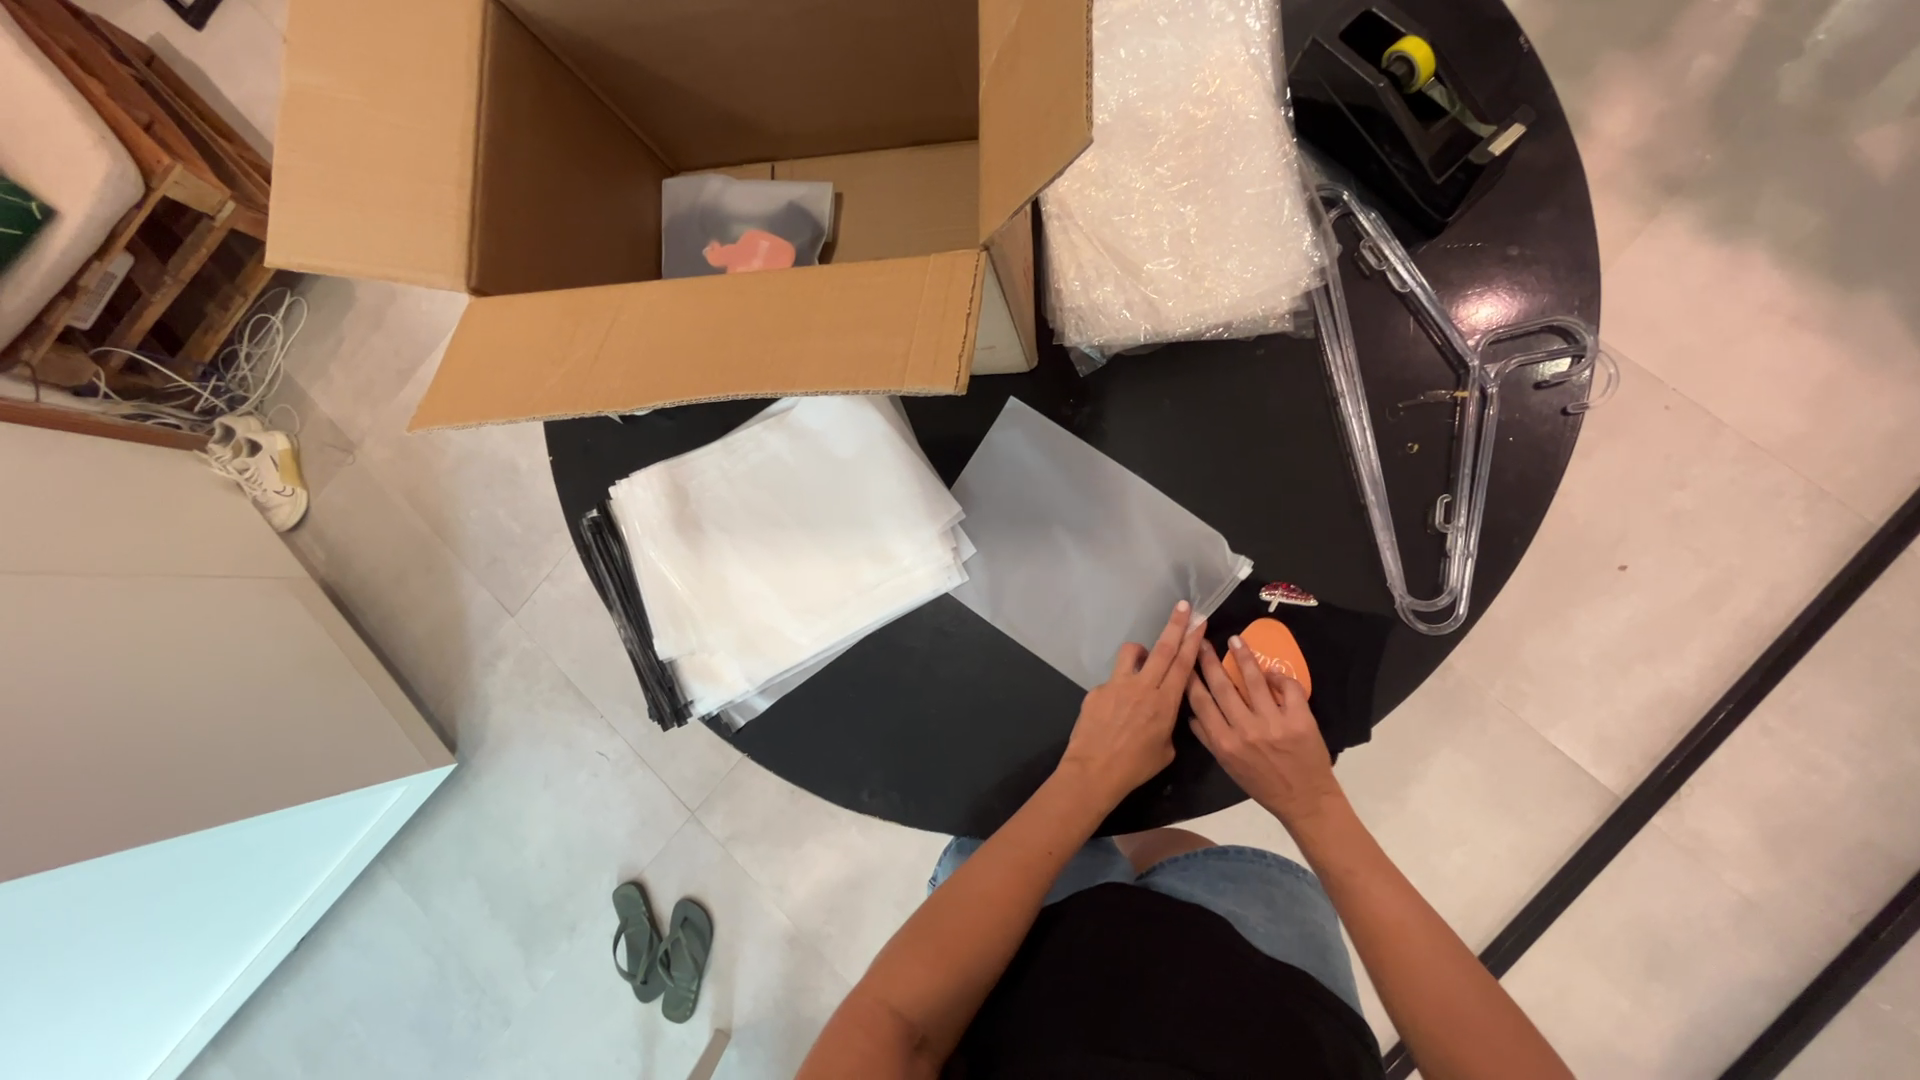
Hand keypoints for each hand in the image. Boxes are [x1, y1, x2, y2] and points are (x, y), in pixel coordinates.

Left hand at [1059, 601, 1208, 807]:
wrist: (1094, 771)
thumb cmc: (1135, 767)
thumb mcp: (1165, 750)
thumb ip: (1168, 724)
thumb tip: (1161, 713)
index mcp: (1164, 702)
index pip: (1182, 664)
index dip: (1192, 641)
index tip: (1200, 622)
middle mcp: (1141, 687)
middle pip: (1162, 648)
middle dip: (1176, 625)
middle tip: (1184, 606)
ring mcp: (1116, 685)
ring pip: (1131, 653)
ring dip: (1140, 651)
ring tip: (1142, 659)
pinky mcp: (1096, 691)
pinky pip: (1112, 681)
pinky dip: (1118, 688)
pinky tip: (1113, 711)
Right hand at [1187, 634, 1342, 825]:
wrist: (1304, 800)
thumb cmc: (1262, 785)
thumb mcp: (1228, 767)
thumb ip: (1209, 740)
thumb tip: (1191, 716)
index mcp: (1225, 743)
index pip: (1201, 702)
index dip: (1191, 678)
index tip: (1185, 660)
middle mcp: (1245, 730)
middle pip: (1223, 686)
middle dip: (1210, 660)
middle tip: (1204, 640)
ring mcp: (1274, 723)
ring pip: (1253, 681)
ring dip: (1243, 657)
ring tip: (1236, 639)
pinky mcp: (1299, 720)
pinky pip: (1288, 688)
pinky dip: (1278, 677)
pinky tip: (1271, 671)